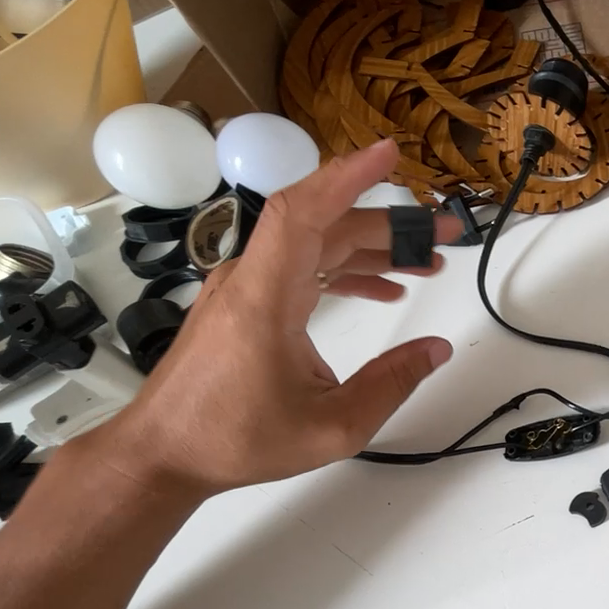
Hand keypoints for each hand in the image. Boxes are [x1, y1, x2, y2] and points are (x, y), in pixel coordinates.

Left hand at [87, 140, 464, 497]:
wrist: (164, 454)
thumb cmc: (238, 439)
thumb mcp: (335, 425)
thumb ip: (393, 383)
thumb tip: (438, 349)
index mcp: (265, 299)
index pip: (305, 213)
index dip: (348, 177)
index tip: (389, 154)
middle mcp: (252, 281)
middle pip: (326, 228)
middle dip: (390, 224)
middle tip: (444, 233)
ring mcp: (247, 291)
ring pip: (317, 247)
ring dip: (374, 248)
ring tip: (428, 261)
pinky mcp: (247, 306)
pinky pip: (304, 270)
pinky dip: (347, 271)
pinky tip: (386, 287)